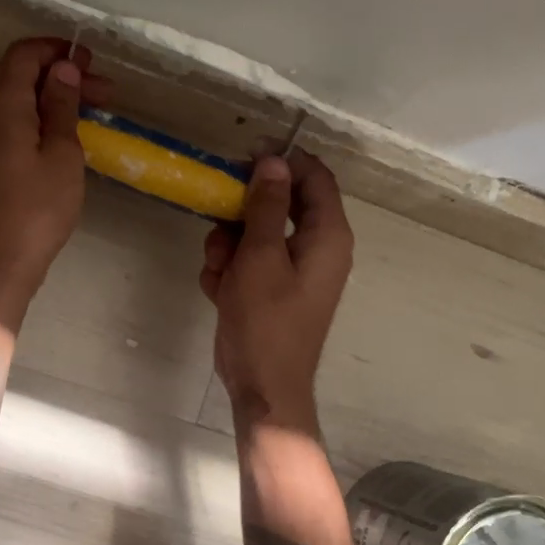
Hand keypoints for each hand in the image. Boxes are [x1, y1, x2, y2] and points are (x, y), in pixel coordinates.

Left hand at [0, 37, 111, 329]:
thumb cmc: (35, 213)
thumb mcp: (62, 156)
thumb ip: (61, 107)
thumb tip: (61, 70)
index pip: (23, 56)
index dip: (57, 51)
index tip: (91, 63)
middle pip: (18, 81)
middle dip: (60, 80)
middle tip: (105, 95)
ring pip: (12, 108)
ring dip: (49, 106)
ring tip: (87, 122)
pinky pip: (5, 133)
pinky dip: (33, 127)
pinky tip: (59, 146)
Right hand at [200, 148, 353, 429]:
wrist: (263, 386)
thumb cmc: (265, 321)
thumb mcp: (260, 257)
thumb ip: (266, 206)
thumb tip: (274, 161)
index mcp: (327, 235)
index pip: (314, 178)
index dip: (281, 163)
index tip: (242, 158)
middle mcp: (315, 248)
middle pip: (280, 205)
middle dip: (243, 211)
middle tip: (217, 217)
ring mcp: (291, 272)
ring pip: (255, 235)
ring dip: (228, 245)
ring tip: (217, 267)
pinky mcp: (269, 291)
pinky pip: (247, 264)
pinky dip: (228, 271)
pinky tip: (217, 290)